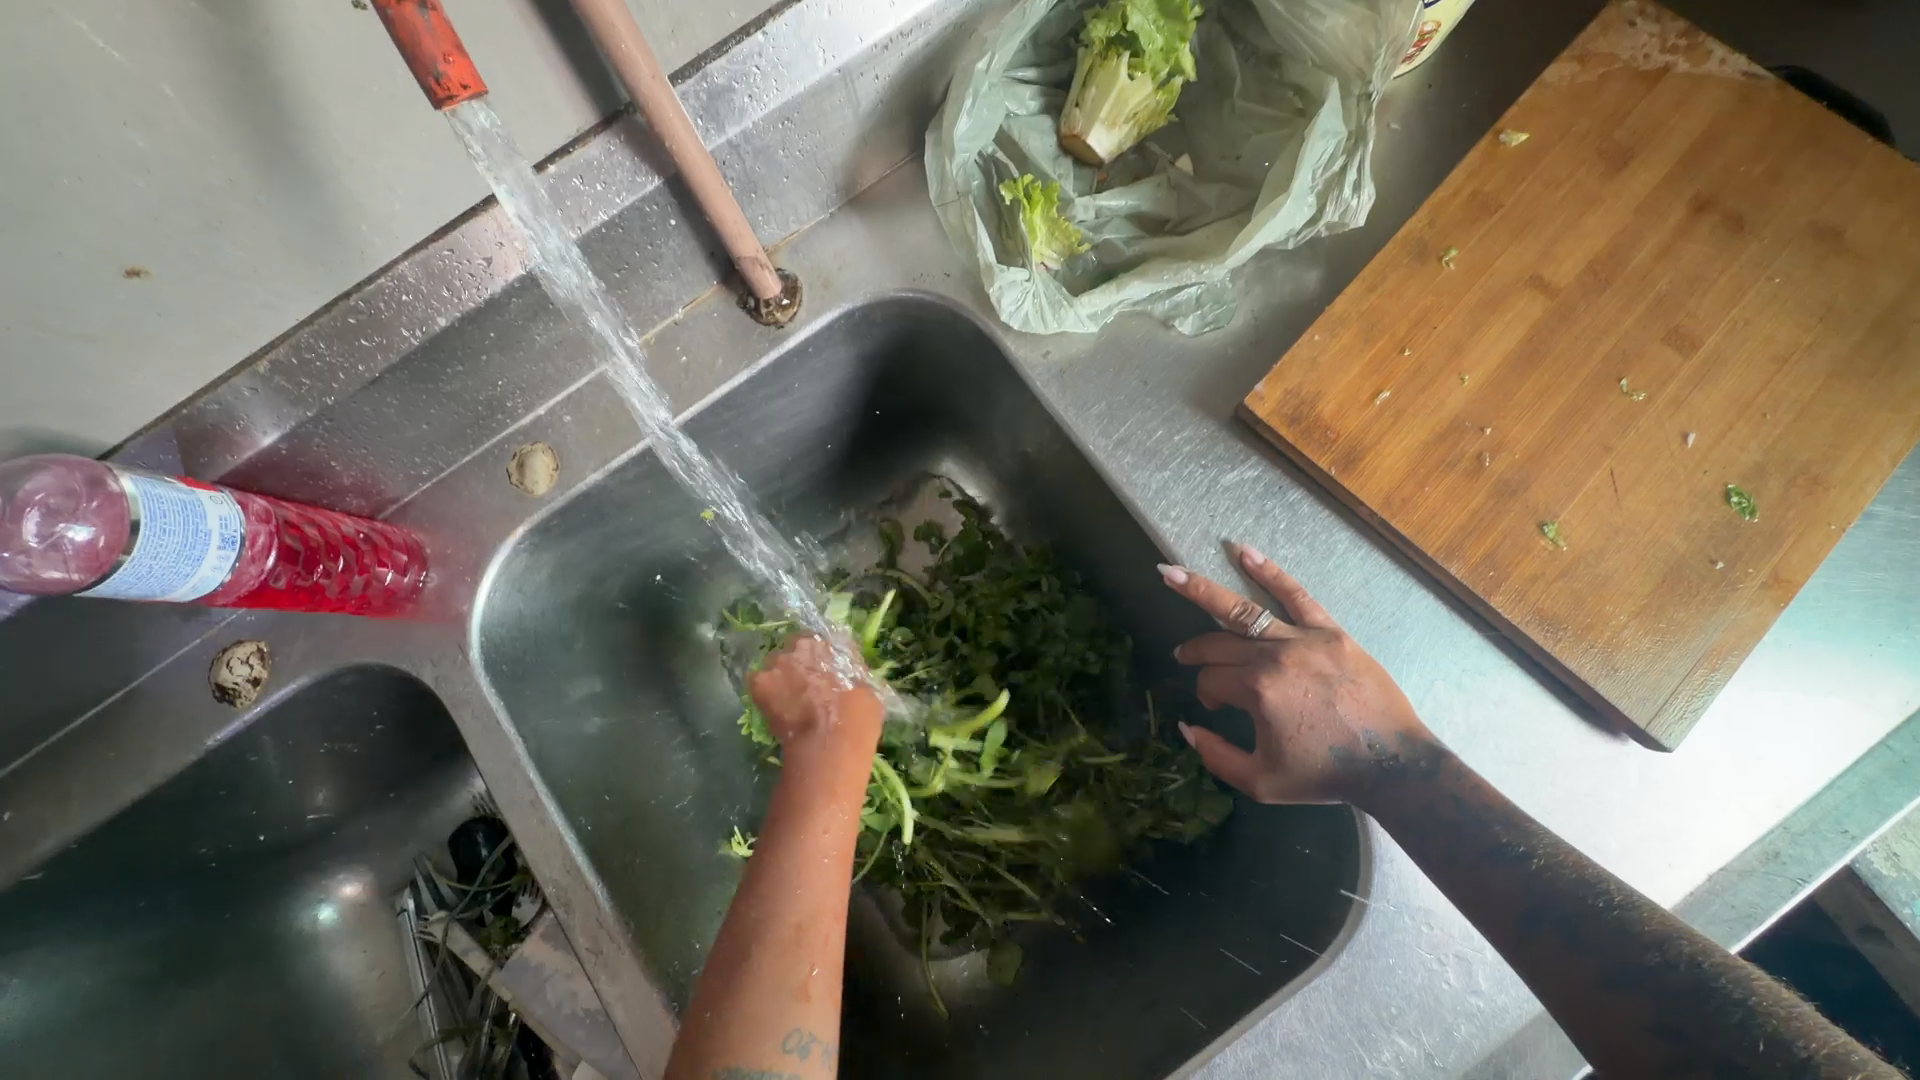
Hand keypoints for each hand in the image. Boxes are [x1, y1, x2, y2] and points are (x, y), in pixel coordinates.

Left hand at [747, 635, 884, 749]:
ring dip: (780, 676)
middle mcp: (804, 643)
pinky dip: (764, 693)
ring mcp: (779, 661)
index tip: (825, 672)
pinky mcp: (760, 681)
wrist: (831, 744)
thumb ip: (854, 674)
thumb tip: (848, 675)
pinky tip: (773, 708)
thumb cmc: (858, 719)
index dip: (824, 658)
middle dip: (799, 663)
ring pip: (776, 664)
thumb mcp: (869, 689)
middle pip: (797, 647)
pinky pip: (758, 682)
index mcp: (833, 642)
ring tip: (786, 699)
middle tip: (805, 685)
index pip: (825, 641)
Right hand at [1158, 544, 1435, 805]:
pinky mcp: (1330, 632)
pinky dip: (1269, 571)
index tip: (1216, 709)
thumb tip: (1186, 727)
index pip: (1211, 679)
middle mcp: (1274, 658)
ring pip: (1244, 610)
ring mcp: (1303, 640)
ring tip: (1172, 574)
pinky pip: (1296, 595)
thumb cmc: (1325, 776)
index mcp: (1256, 692)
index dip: (1206, 694)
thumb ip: (1215, 756)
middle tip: (1184, 655)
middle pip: (1218, 644)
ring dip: (1202, 589)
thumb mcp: (1261, 782)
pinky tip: (1244, 552)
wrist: (1393, 766)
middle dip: (1196, 651)